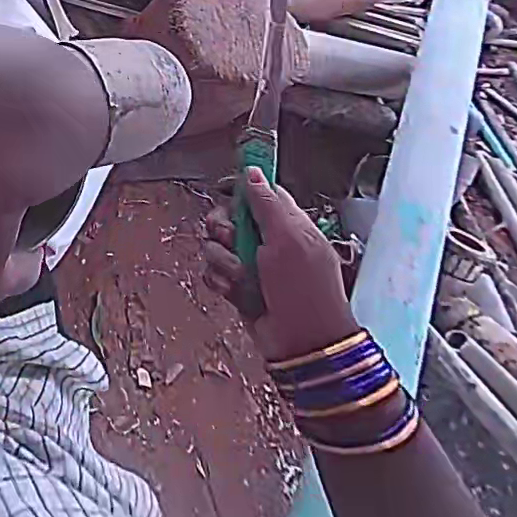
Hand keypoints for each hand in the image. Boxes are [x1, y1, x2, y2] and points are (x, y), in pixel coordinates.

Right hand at [203, 168, 357, 360]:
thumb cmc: (303, 290)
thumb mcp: (288, 241)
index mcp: (288, 225)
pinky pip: (212, 270)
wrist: (303, 345)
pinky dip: (220, 280)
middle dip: (222, 227)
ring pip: (215, 244)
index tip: (223, 190)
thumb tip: (251, 170)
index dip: (240, 188)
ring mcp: (251, 263)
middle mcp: (267, 240)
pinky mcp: (237, 284)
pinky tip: (232, 291)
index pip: (260, 193)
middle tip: (231, 239)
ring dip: (222, 260)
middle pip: (228, 215)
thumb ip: (267, 204)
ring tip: (240, 276)